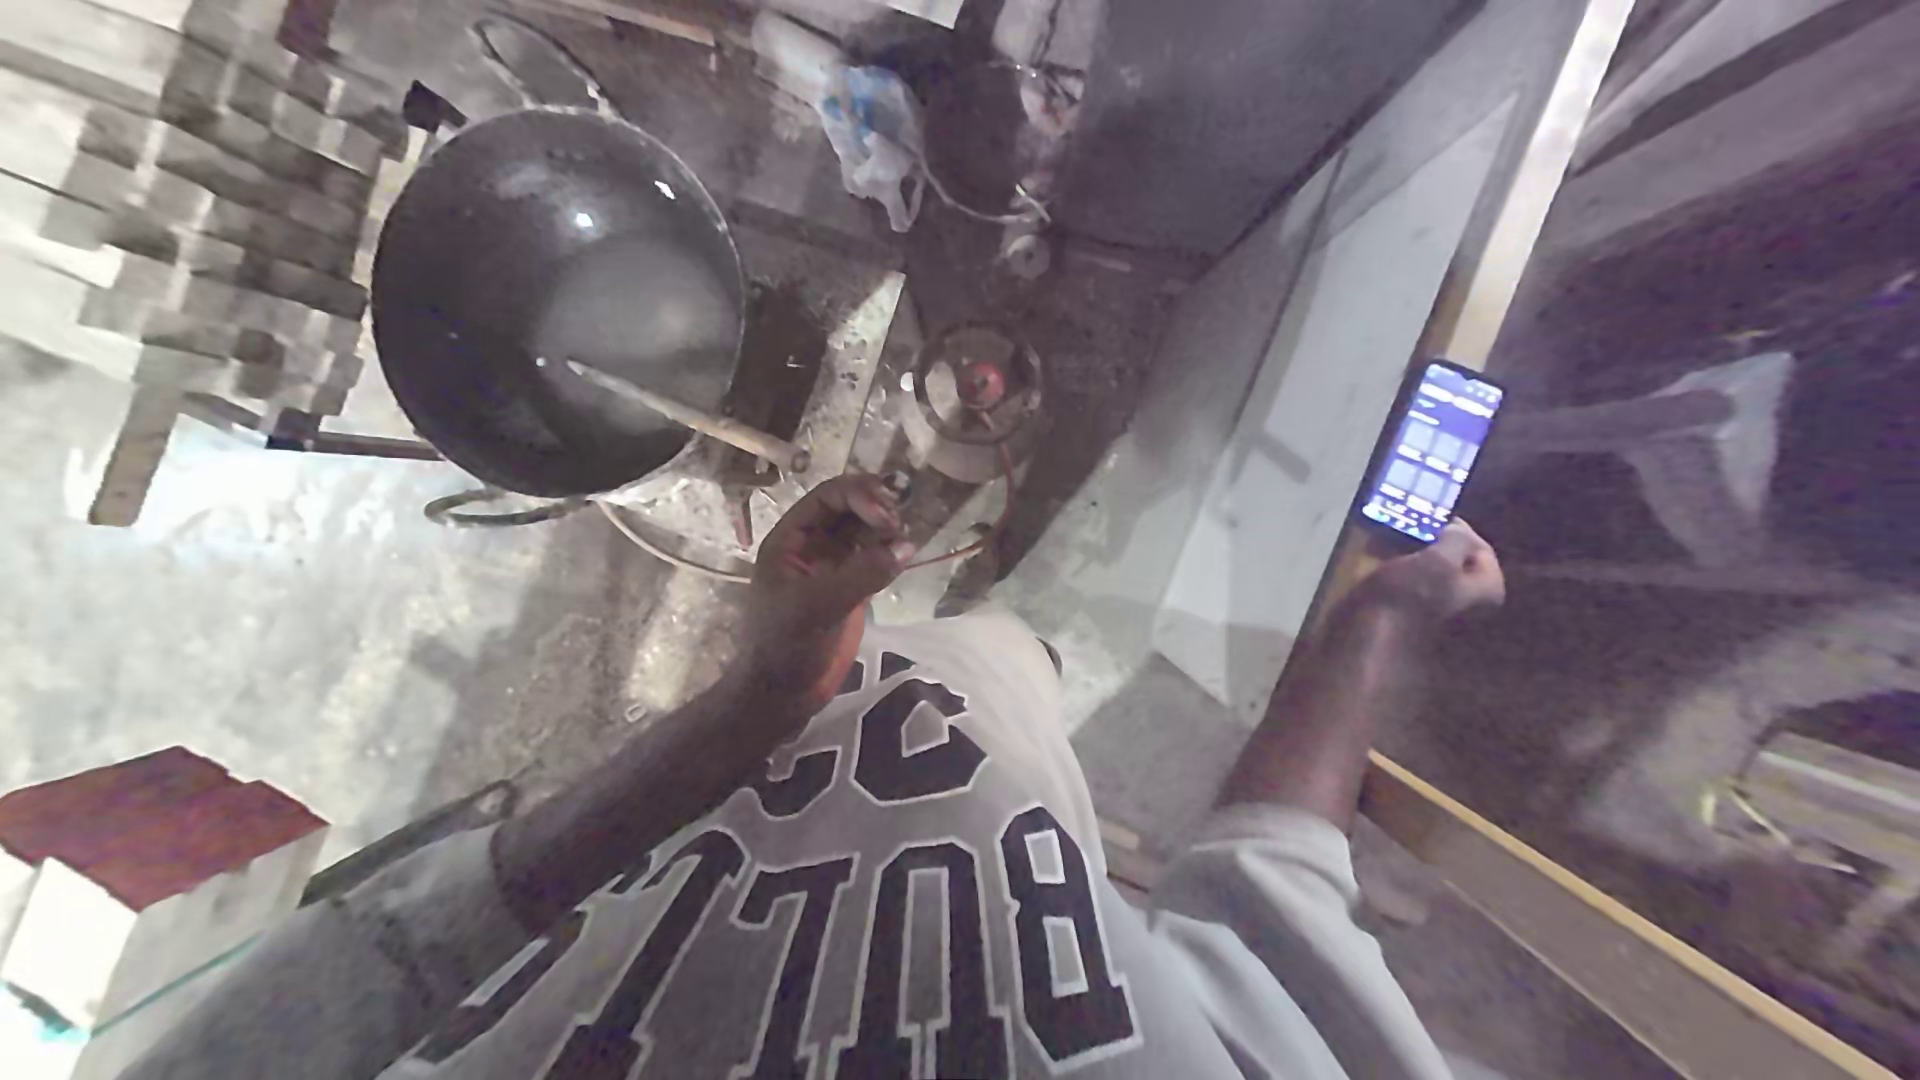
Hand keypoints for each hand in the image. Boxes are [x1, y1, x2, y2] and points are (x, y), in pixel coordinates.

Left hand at [744, 474, 915, 708]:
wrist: (782, 693)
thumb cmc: (786, 645)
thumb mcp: (818, 606)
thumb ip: (860, 574)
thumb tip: (906, 545)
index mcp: (790, 539)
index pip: (827, 497)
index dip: (858, 496)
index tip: (886, 517)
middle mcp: (812, 545)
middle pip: (849, 507)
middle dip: (876, 507)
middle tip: (899, 524)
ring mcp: (832, 565)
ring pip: (864, 530)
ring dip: (886, 527)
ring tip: (905, 538)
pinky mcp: (851, 586)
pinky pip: (874, 556)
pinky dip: (891, 551)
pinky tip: (905, 554)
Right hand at [1358, 520, 1505, 622]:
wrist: (1372, 632)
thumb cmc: (1410, 594)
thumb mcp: (1439, 558)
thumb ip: (1456, 537)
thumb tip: (1453, 528)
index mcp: (1487, 588)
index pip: (1479, 546)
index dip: (1455, 528)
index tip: (1428, 516)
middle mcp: (1469, 598)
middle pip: (1454, 558)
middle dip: (1430, 540)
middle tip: (1408, 524)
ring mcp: (1440, 605)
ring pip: (1430, 567)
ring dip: (1411, 550)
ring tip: (1390, 535)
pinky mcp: (1412, 609)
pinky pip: (1411, 580)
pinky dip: (1399, 565)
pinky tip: (1380, 555)